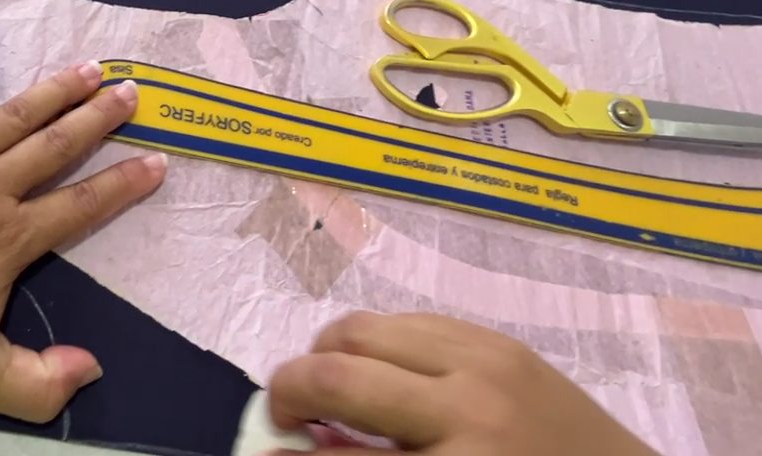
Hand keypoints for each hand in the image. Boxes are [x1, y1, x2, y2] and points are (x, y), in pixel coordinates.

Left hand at [0, 17, 166, 421]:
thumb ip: (40, 383)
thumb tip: (94, 367)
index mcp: (8, 239)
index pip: (80, 206)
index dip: (122, 185)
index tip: (156, 161)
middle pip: (55, 147)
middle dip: (98, 119)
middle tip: (131, 90)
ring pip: (13, 116)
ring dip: (54, 90)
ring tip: (87, 66)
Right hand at [268, 312, 658, 454]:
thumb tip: (301, 451)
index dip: (291, 454)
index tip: (264, 447)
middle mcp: (472, 409)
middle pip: (342, 375)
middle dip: (292, 390)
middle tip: (284, 414)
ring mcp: (485, 361)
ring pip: (364, 330)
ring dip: (328, 357)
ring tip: (328, 389)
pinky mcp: (497, 339)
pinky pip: (405, 321)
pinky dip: (374, 343)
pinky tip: (381, 374)